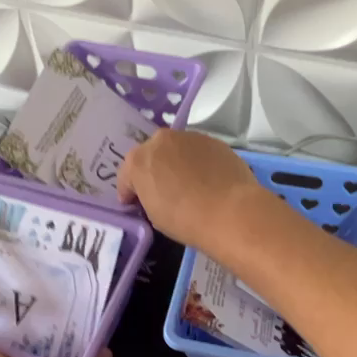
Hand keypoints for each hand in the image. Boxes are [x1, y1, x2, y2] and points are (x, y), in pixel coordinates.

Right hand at [117, 130, 264, 248]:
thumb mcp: (153, 215)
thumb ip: (147, 197)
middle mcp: (160, 140)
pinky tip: (206, 180)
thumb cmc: (184, 219)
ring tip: (187, 184)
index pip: (126, 176)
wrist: (230, 211)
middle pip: (151, 155)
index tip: (135, 205)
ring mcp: (188, 137)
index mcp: (138, 160)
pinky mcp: (213, 140)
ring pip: (175, 150)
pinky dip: (197, 163)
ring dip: (175, 163)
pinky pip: (197, 152)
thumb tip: (154, 194)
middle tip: (161, 191)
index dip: (130, 193)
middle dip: (152, 171)